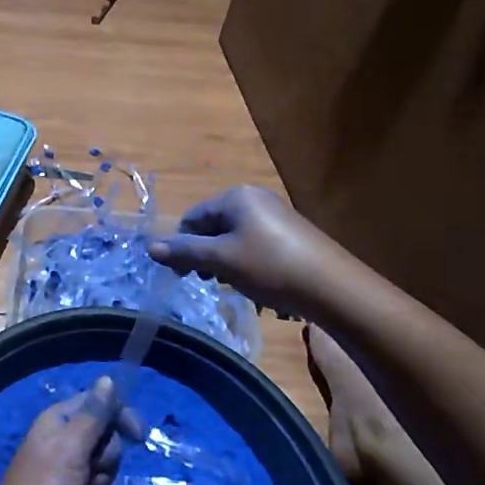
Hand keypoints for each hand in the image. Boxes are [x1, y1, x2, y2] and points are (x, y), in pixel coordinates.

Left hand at [0, 377, 139, 484]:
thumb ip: (93, 414)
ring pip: (105, 465)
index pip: (99, 403)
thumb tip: (108, 379)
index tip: (139, 435)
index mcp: (59, 419)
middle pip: (106, 436)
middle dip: (107, 457)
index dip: (120, 416)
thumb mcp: (72, 447)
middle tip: (92, 471)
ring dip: (101, 482)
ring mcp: (68, 466)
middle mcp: (64, 438)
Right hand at [149, 186, 329, 314]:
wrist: (334, 288)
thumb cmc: (270, 267)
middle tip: (209, 281)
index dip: (183, 245)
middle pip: (212, 225)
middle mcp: (254, 198)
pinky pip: (254, 243)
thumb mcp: (221, 260)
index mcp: (235, 196)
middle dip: (205, 253)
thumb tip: (150, 248)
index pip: (192, 217)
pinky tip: (257, 282)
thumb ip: (184, 252)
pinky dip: (247, 262)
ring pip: (233, 237)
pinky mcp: (291, 234)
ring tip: (234, 283)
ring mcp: (275, 215)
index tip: (186, 274)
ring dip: (225, 260)